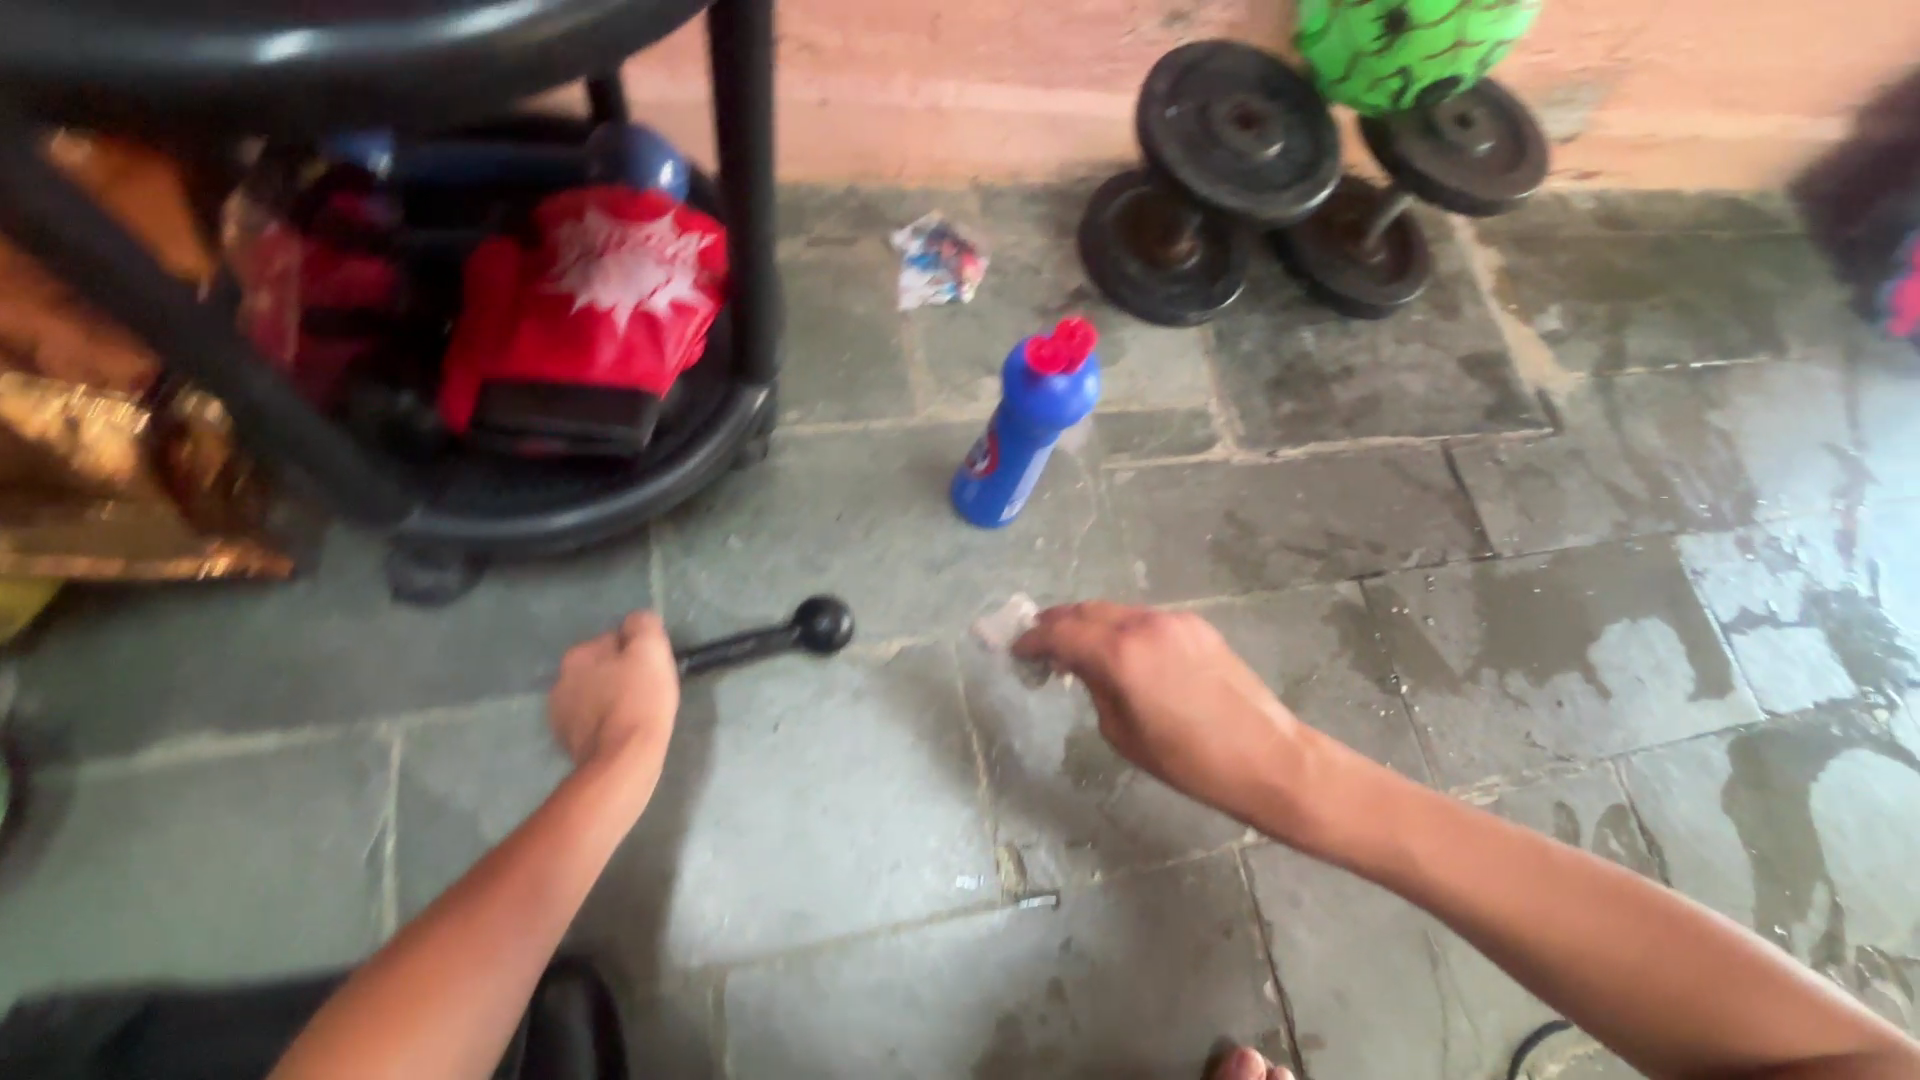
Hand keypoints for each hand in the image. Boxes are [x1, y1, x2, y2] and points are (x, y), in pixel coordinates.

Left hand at [549, 612, 680, 786]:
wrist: (623, 760)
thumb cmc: (640, 701)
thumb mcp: (651, 652)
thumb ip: (643, 626)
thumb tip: (637, 621)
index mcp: (578, 655)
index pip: (615, 640)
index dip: (639, 652)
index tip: (654, 669)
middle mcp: (561, 680)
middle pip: (602, 668)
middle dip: (621, 675)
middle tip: (648, 691)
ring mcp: (559, 713)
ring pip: (595, 694)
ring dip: (611, 698)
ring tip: (636, 713)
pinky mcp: (566, 741)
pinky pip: (591, 720)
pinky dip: (605, 722)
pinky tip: (622, 731)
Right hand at [1013, 602, 1324, 834]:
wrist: (1267, 758)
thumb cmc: (1189, 761)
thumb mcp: (1122, 733)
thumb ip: (1094, 688)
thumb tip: (1082, 667)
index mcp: (1121, 653)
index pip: (1061, 633)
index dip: (1033, 640)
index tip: (1017, 650)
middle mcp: (1145, 624)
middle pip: (1086, 611)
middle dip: (1057, 624)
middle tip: (1038, 643)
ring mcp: (1174, 621)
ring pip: (1116, 611)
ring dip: (1089, 624)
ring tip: (1075, 648)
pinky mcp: (1196, 626)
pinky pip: (1144, 620)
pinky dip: (1120, 630)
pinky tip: (1120, 653)